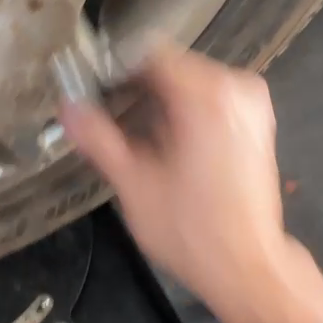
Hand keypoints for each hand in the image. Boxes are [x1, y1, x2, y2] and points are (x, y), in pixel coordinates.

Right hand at [61, 49, 295, 309]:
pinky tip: (164, 153)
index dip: (113, 71)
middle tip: (104, 126)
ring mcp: (251, 106)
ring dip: (157, 109)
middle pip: (170, 71)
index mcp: (205, 94)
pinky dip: (183, 120)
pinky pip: (210, 106)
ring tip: (131, 145)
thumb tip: (66, 107)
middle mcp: (236, 88)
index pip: (149, 55)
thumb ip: (98, 139)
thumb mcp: (133, 185)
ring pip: (189, 89)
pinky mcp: (256, 126)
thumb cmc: (188, 231)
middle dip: (134, 93)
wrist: (245, 267)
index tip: (88, 93)